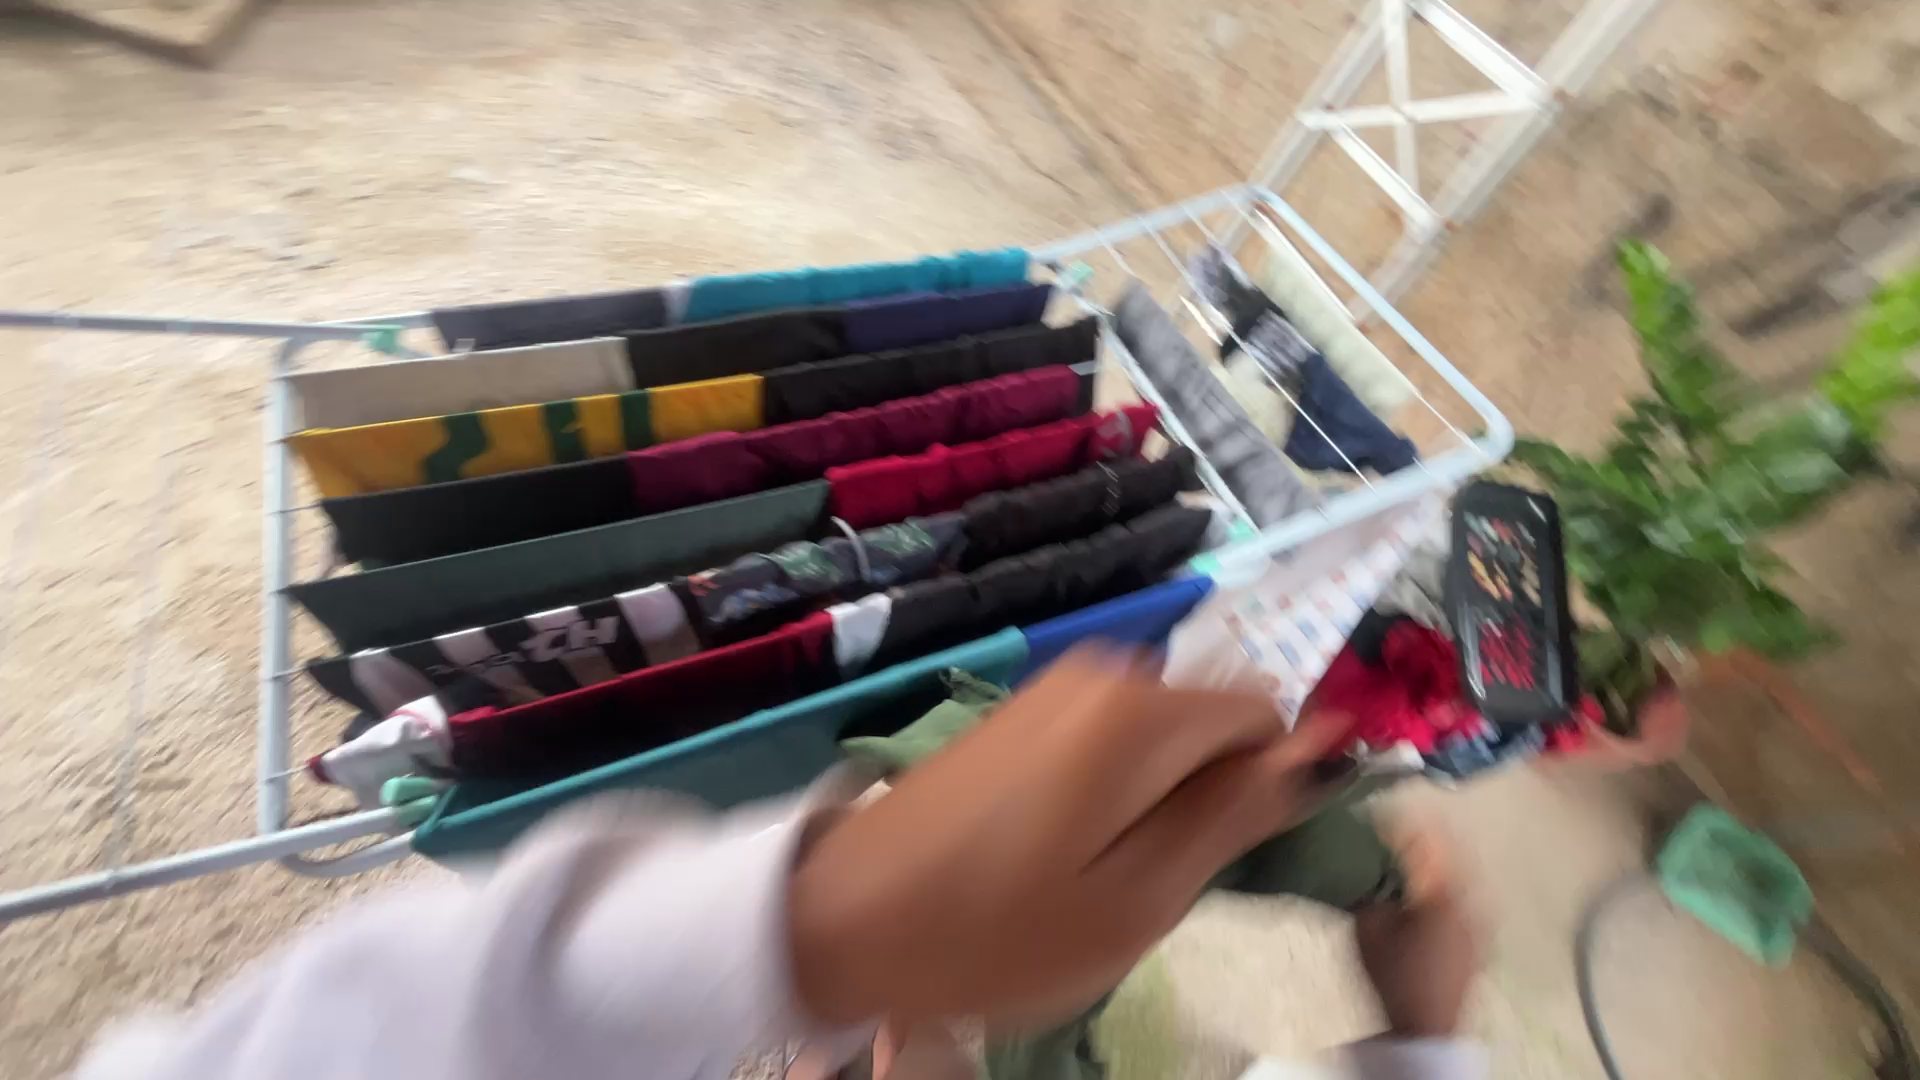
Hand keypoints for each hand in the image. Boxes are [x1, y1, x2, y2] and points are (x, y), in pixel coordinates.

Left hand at [787, 646, 1347, 1027]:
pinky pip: (1111, 726)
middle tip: (1163, 869)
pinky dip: (1119, 775)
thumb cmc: (1000, 926)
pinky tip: (1071, 836)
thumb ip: (1231, 813)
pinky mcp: (1026, 705)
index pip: (1262, 709)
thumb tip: (1315, 750)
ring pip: (1161, 723)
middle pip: (1208, 711)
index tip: (1241, 848)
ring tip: (1109, 861)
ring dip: (1164, 785)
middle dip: (1212, 782)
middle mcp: (1102, 670)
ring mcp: (1056, 683)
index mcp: (1139, 710)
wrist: (854, 908)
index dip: (1273, 776)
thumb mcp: (1137, 897)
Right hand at [1352, 830, 1480, 1038]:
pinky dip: (1449, 872)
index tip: (1375, 808)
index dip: (1398, 822)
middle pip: (1453, 850)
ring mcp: (1481, 919)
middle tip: (1398, 813)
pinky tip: (1430, 872)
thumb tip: (1369, 863)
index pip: (1424, 843)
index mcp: (1442, 895)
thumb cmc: (1391, 974)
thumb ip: (1371, 887)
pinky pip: (1467, 888)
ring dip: (1441, 849)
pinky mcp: (1480, 934)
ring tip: (1414, 835)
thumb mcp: (1367, 925)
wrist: (1424, 1027)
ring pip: (1464, 868)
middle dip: (1426, 828)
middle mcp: (1470, 902)